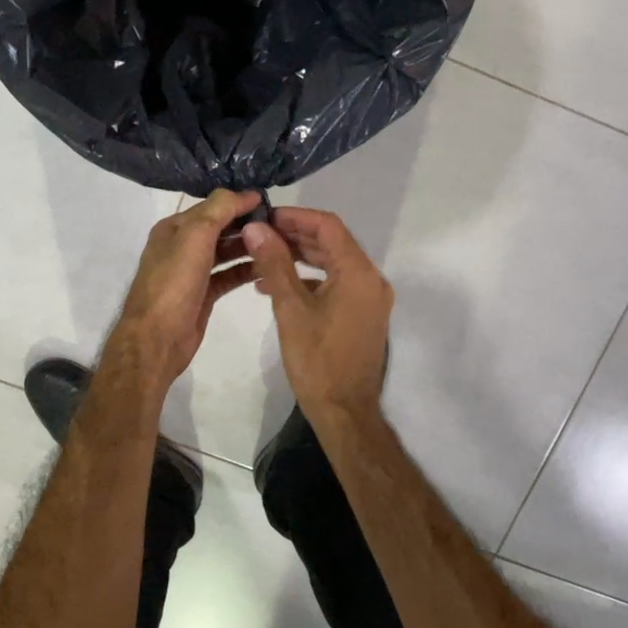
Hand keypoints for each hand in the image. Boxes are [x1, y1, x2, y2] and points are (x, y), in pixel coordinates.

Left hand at [109, 189, 263, 384]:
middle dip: (248, 225)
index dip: (240, 203)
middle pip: (221, 228)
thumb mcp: (194, 236)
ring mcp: (192, 272)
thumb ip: (219, 209)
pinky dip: (246, 271)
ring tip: (281, 246)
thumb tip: (248, 193)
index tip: (273, 204)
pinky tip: (268, 269)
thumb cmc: (173, 282)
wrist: (157, 338)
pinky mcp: (203, 294)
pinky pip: (229, 275)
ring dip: (249, 247)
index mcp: (174, 228)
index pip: (213, 206)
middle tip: (283, 227)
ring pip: (226, 252)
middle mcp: (182, 246)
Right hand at [242, 208, 391, 421]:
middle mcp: (371, 279)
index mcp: (359, 273)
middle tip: (258, 235)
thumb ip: (274, 264)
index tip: (264, 217)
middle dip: (295, 236)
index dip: (295, 217)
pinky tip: (277, 286)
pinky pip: (337, 283)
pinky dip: (310, 279)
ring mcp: (370, 298)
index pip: (328, 226)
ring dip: (300, 257)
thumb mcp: (291, 309)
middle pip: (332, 242)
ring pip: (334, 263)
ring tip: (262, 257)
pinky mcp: (363, 314)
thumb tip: (256, 228)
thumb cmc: (317, 361)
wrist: (344, 411)